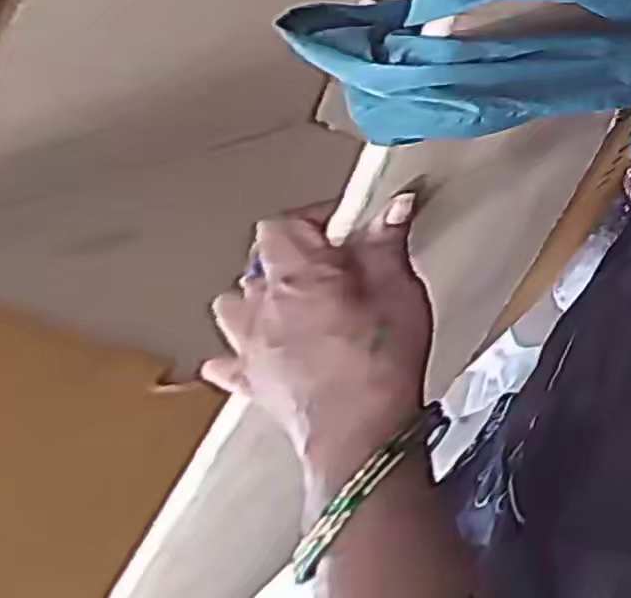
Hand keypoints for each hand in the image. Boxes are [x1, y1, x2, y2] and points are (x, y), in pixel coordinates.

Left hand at [202, 195, 431, 488]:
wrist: (359, 426)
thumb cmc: (382, 354)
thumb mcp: (400, 287)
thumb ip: (387, 243)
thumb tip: (393, 204)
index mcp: (297, 276)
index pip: (283, 225)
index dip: (317, 217)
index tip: (354, 224)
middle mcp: (258, 307)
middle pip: (260, 262)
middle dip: (299, 254)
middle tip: (346, 261)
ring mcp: (245, 346)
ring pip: (236, 303)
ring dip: (265, 294)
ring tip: (308, 298)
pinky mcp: (247, 380)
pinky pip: (230, 352)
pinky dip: (248, 342)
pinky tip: (274, 344)